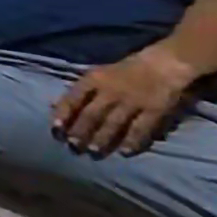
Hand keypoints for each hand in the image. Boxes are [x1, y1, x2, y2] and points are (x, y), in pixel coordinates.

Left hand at [53, 48, 195, 155]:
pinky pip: (142, 128)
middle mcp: (109, 92)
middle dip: (81, 131)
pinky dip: (133, 140)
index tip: (55, 129)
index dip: (62, 115)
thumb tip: (53, 105)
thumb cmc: (122, 71)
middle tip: (73, 145)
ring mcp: (133, 102)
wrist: (163, 65)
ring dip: (102, 138)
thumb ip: (77, 91)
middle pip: (91, 115)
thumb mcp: (94, 74)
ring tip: (93, 151)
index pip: (71, 99)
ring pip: (114, 124)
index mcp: (91, 81)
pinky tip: (125, 151)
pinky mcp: (156, 110)